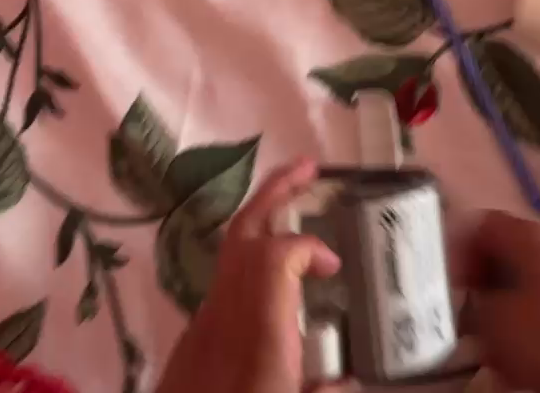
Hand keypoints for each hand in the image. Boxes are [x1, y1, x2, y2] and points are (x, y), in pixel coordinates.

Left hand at [154, 159, 351, 392]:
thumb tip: (348, 382)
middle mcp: (224, 316)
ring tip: (290, 198)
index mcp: (255, 332)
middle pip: (245, 232)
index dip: (310, 247)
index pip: (278, 254)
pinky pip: (225, 278)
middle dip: (277, 191)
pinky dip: (251, 255)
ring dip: (262, 218)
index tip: (334, 266)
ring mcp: (201, 325)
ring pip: (229, 251)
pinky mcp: (192, 342)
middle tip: (309, 168)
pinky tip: (270, 272)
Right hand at [460, 211, 539, 392]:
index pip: (481, 222)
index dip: (457, 246)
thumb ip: (470, 304)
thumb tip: (466, 303)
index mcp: (527, 233)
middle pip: (499, 251)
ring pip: (515, 282)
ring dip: (494, 307)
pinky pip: (533, 307)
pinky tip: (507, 354)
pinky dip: (516, 325)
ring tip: (479, 337)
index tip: (443, 278)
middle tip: (456, 308)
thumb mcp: (492, 319)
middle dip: (474, 280)